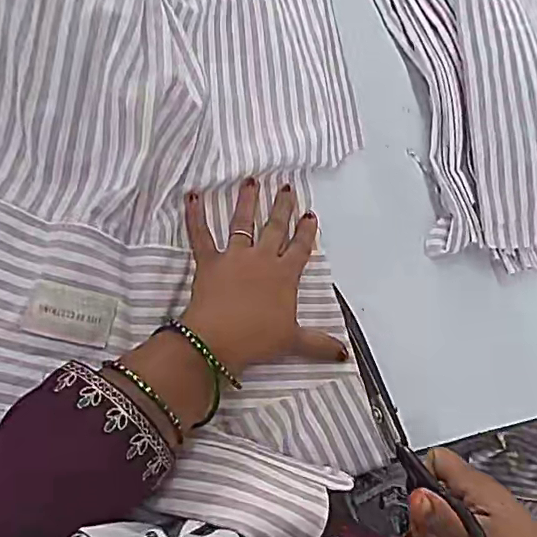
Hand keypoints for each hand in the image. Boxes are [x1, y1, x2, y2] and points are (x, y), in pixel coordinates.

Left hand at [178, 179, 346, 373]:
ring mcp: (235, 257)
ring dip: (247, 201)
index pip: (300, 248)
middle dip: (283, 207)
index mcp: (285, 275)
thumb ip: (318, 344)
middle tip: (286, 188)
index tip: (309, 215)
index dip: (306, 231)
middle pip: (276, 228)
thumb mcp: (292, 341)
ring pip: (243, 222)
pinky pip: (201, 234)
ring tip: (251, 181)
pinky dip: (195, 215)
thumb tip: (344, 354)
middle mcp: (262, 259)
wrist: (219, 340)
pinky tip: (192, 196)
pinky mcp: (209, 262)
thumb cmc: (257, 339)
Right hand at [407, 448, 536, 536]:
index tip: (422, 511)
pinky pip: (452, 535)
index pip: (434, 460)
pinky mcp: (481, 531)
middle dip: (430, 525)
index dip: (421, 482)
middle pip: (431, 495)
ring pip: (439, 519)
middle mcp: (476, 494)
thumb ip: (442, 518)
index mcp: (475, 485)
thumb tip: (415, 496)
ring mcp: (478, 513)